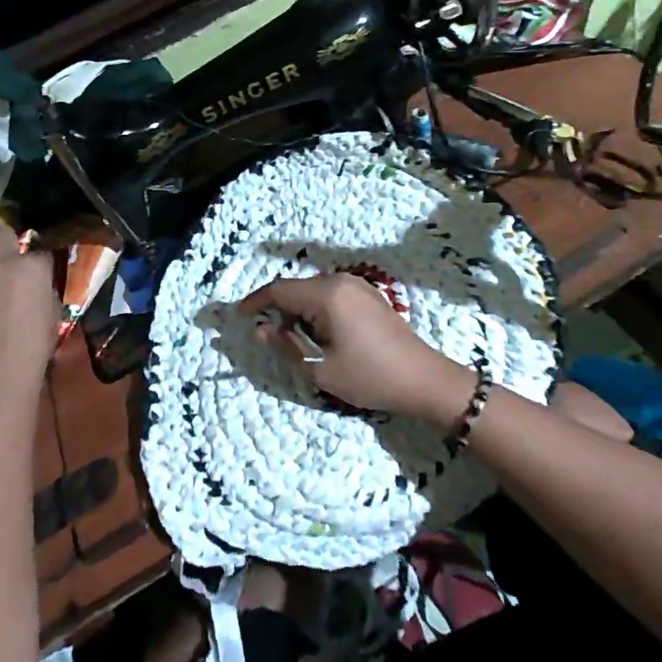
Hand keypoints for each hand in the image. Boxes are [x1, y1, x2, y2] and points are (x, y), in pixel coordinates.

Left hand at [0, 223, 58, 400]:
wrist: (4, 365)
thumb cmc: (37, 341)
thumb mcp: (54, 309)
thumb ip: (43, 289)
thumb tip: (37, 285)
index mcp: (33, 266)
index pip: (38, 251)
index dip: (38, 260)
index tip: (38, 270)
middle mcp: (2, 262)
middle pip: (1, 234)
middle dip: (5, 239)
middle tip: (6, 252)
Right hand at [238, 273, 475, 429]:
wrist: (424, 380)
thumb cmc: (370, 377)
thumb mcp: (320, 368)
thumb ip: (286, 345)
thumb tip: (260, 330)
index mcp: (327, 294)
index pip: (279, 290)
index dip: (255, 302)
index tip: (237, 316)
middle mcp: (341, 281)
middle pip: (296, 288)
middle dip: (277, 310)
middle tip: (267, 338)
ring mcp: (358, 286)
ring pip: (313, 292)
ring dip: (298, 312)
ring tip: (294, 343)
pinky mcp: (369, 297)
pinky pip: (332, 296)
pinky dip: (317, 312)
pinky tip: (320, 337)